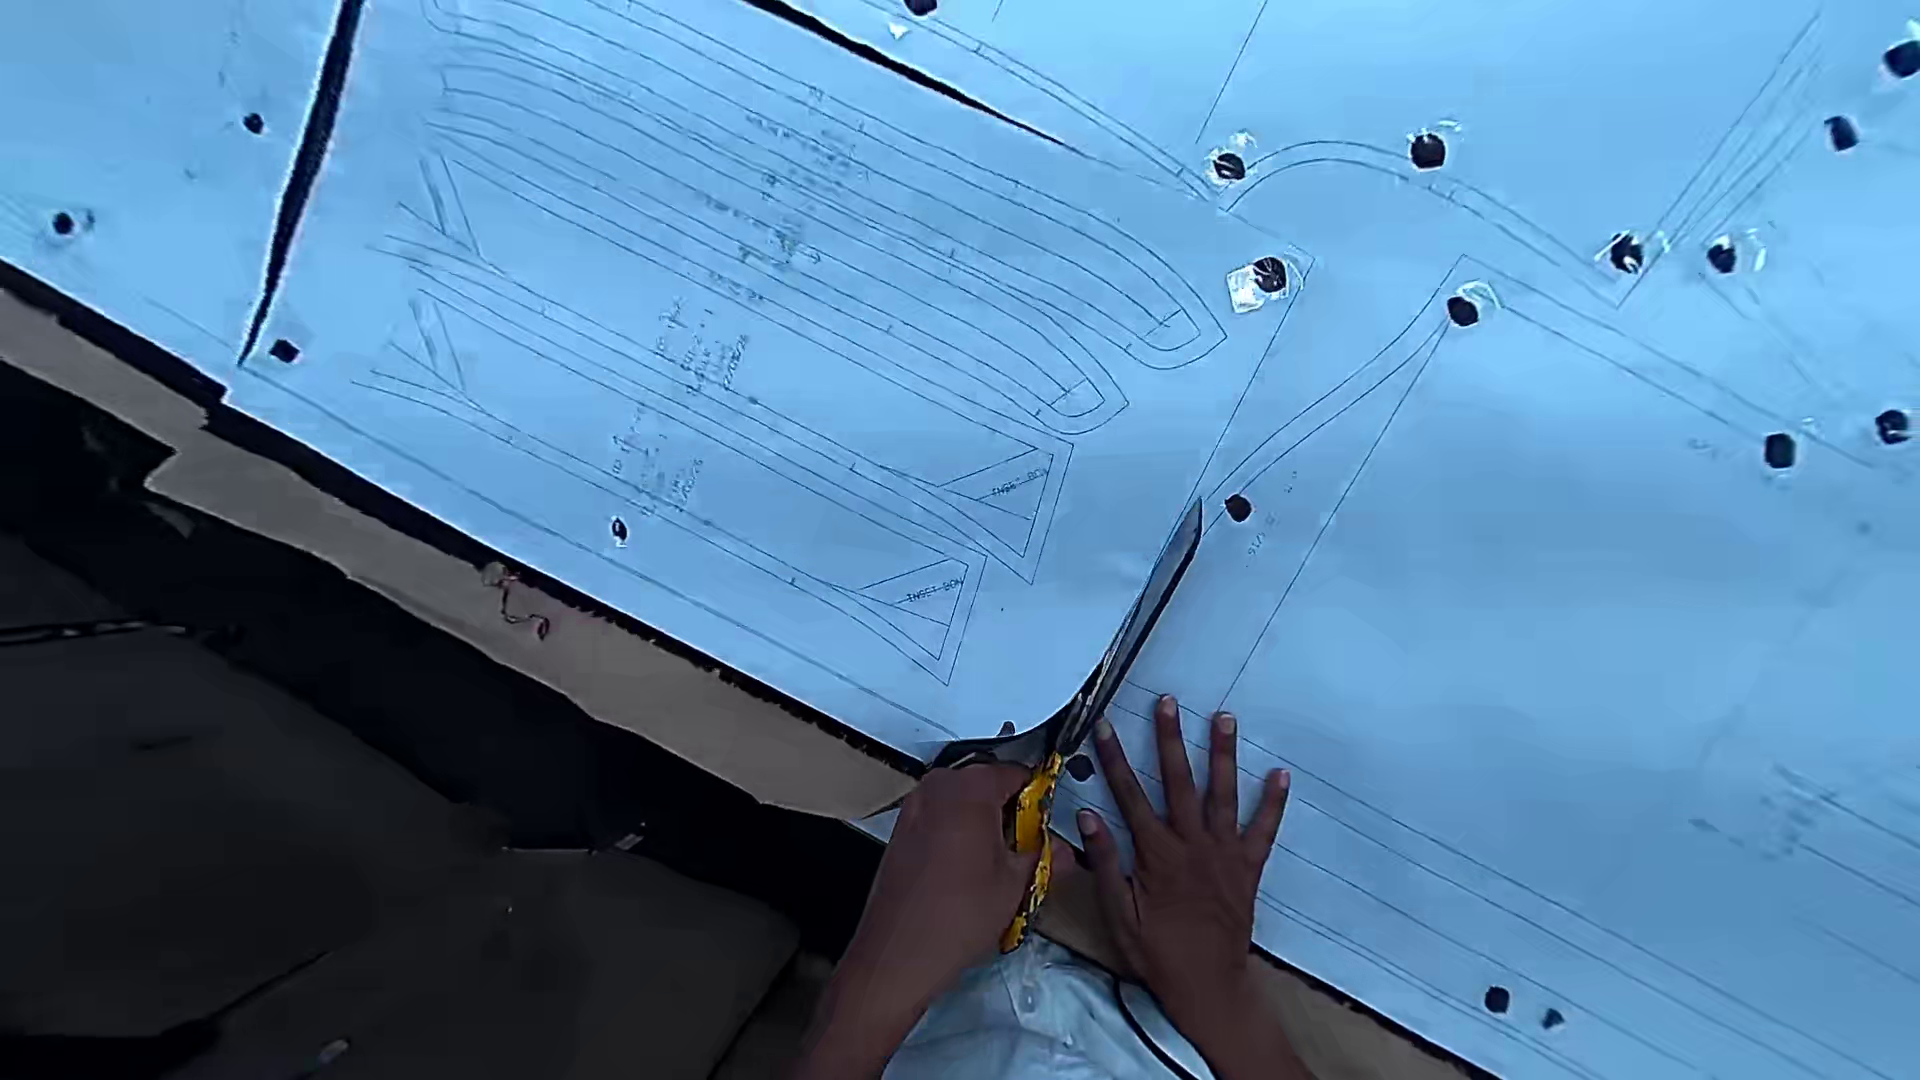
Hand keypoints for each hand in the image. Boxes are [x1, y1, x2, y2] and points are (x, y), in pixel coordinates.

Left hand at [844, 763, 1040, 998]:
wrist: (896, 951)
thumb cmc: (962, 913)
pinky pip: (940, 812)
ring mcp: (917, 800)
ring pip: (962, 798)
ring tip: (992, 861)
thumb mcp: (1015, 884)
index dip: (1037, 796)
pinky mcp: (901, 822)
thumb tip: (1065, 848)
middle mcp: (941, 782)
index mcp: (972, 786)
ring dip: (981, 819)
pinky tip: (962, 866)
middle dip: (1008, 809)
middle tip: (1020, 848)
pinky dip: (956, 827)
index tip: (1044, 825)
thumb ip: (1045, 855)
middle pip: (987, 782)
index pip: (1016, 773)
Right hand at [1077, 694, 1307, 1079]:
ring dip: (1222, 755)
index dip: (1114, 758)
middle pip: (1179, 781)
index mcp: (1157, 854)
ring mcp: (1224, 853)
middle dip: (1170, 738)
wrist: (1209, 988)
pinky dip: (1273, 803)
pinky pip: (1264, 830)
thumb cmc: (1157, 951)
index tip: (1105, 726)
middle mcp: (1192, 844)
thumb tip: (1090, 816)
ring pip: (1223, 795)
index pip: (1130, 794)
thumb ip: (1104, 863)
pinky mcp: (1247, 867)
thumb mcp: (1118, 914)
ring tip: (1225, 718)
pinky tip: (1280, 775)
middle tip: (1168, 703)